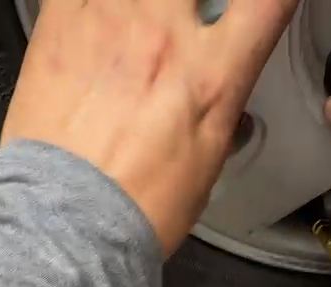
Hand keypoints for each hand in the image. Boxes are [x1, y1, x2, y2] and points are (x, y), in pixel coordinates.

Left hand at [2, 0, 298, 254]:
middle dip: (200, 3)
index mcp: (210, 78)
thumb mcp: (207, 167)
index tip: (270, 2)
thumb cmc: (140, 206)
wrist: (71, 221)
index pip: (265, 4)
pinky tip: (108, 18)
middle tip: (194, 20)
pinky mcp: (60, 17)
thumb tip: (232, 106)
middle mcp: (162, 32)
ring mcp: (107, 16)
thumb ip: (222, 116)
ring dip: (150, 6)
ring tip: (146, 25)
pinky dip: (100, 3)